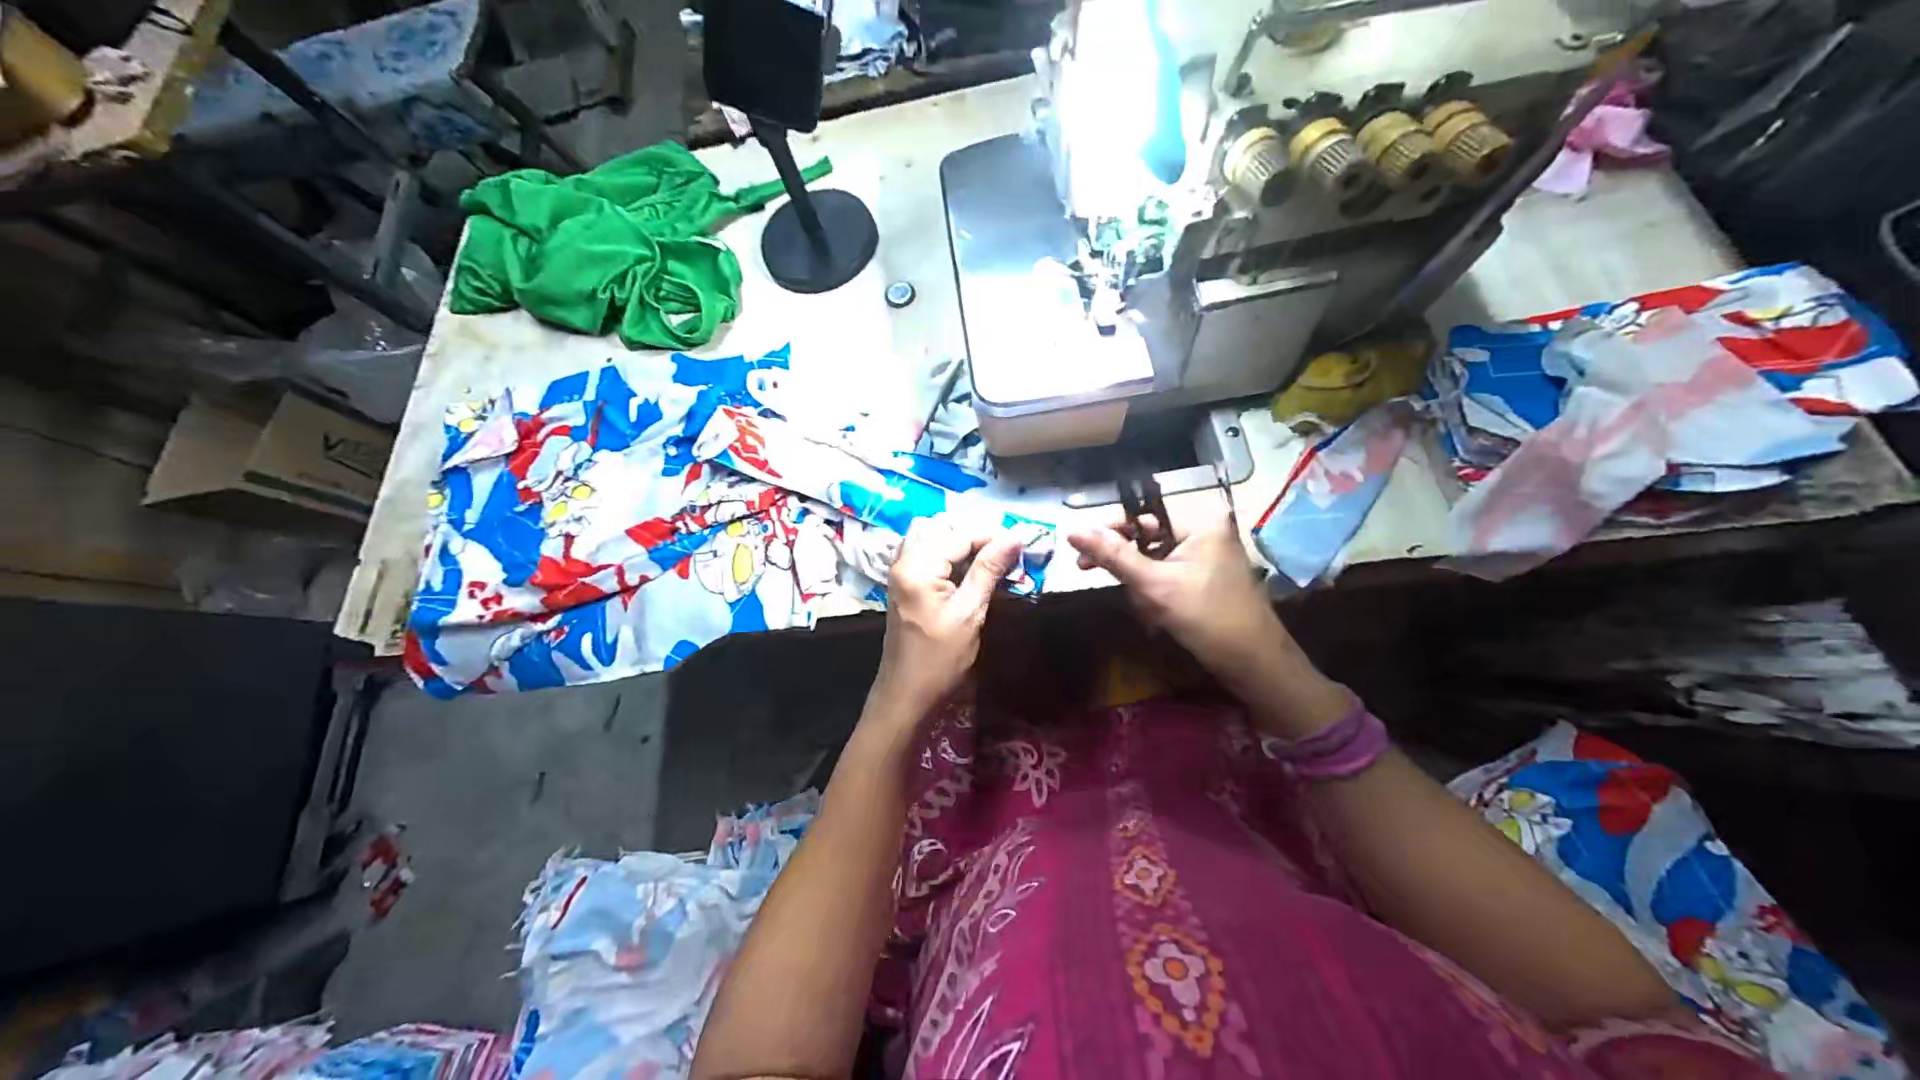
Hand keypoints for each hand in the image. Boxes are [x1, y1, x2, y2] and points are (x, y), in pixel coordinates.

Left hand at [871, 516, 1024, 717]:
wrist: (905, 692)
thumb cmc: (940, 659)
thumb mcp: (969, 614)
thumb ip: (988, 570)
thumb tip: (1014, 537)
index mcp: (917, 569)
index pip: (958, 535)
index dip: (990, 535)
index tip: (1019, 543)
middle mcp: (902, 561)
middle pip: (940, 526)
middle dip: (973, 533)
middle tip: (1002, 551)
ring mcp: (897, 570)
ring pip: (927, 533)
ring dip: (956, 538)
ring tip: (983, 557)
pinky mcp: (900, 580)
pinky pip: (919, 548)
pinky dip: (941, 548)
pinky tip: (961, 565)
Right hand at [1067, 501, 1291, 691]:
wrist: (1253, 663)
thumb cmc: (1207, 618)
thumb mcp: (1154, 585)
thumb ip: (1113, 556)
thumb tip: (1074, 531)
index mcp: (1200, 525)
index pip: (1142, 517)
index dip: (1109, 532)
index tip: (1080, 552)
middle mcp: (1205, 535)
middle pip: (1146, 540)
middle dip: (1126, 567)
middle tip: (1089, 574)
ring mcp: (1207, 559)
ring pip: (1154, 563)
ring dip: (1140, 587)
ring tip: (1146, 614)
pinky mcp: (1205, 581)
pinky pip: (1168, 578)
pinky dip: (1155, 596)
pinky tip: (1154, 618)